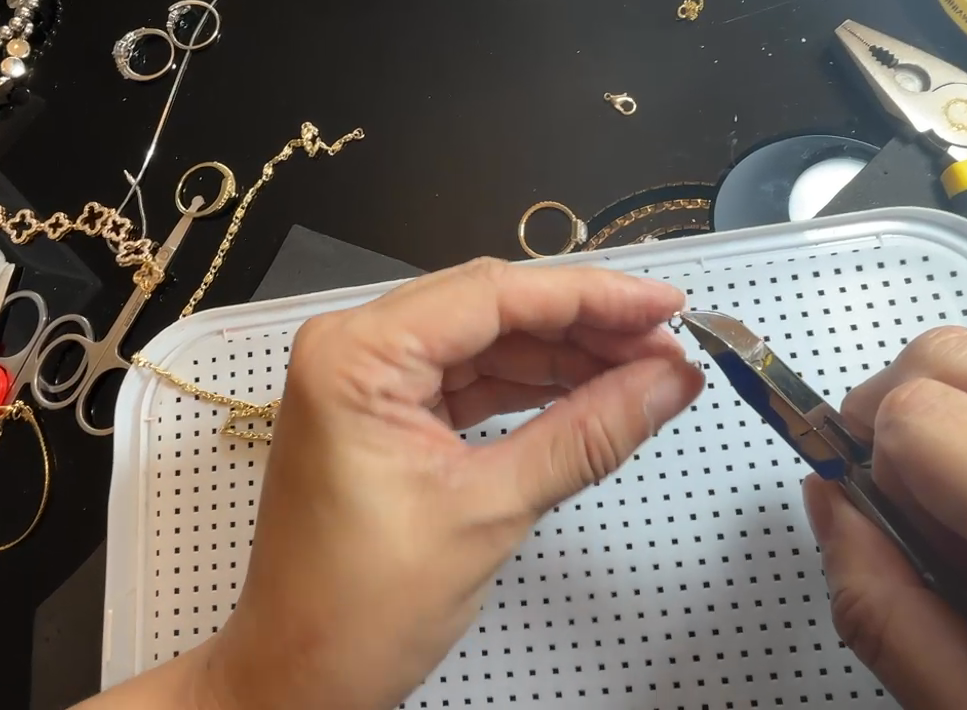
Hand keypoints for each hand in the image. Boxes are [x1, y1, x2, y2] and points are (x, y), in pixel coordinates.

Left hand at [86, 259, 704, 709]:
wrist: (297, 679)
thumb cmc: (362, 609)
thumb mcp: (489, 512)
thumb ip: (586, 433)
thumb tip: (668, 380)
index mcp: (357, 354)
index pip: (492, 294)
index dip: (589, 294)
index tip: (661, 303)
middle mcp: (356, 344)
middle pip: (491, 306)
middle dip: (583, 322)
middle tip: (663, 341)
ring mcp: (370, 371)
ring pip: (487, 336)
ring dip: (564, 352)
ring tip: (641, 366)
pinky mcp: (388, 401)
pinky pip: (472, 372)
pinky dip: (532, 381)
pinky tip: (589, 386)